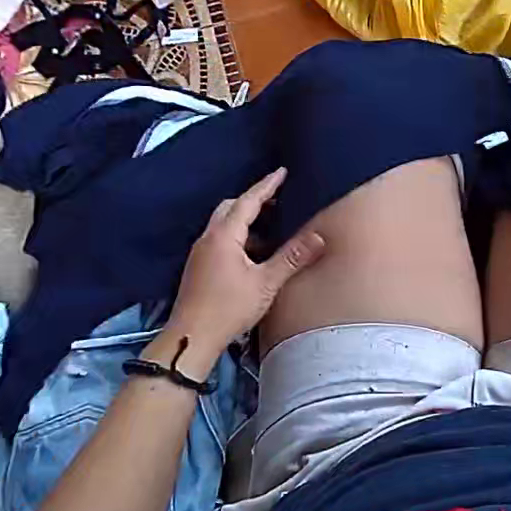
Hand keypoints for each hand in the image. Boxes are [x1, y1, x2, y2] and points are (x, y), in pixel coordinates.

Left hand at [163, 168, 325, 351]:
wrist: (192, 336)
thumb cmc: (228, 308)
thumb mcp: (266, 282)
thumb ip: (291, 257)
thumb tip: (318, 237)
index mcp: (224, 236)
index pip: (248, 202)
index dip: (266, 186)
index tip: (281, 173)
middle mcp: (208, 238)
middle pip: (231, 208)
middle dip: (254, 200)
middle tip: (278, 199)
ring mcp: (201, 253)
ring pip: (224, 225)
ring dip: (247, 221)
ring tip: (273, 227)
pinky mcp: (200, 267)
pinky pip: (221, 240)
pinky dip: (240, 237)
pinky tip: (256, 253)